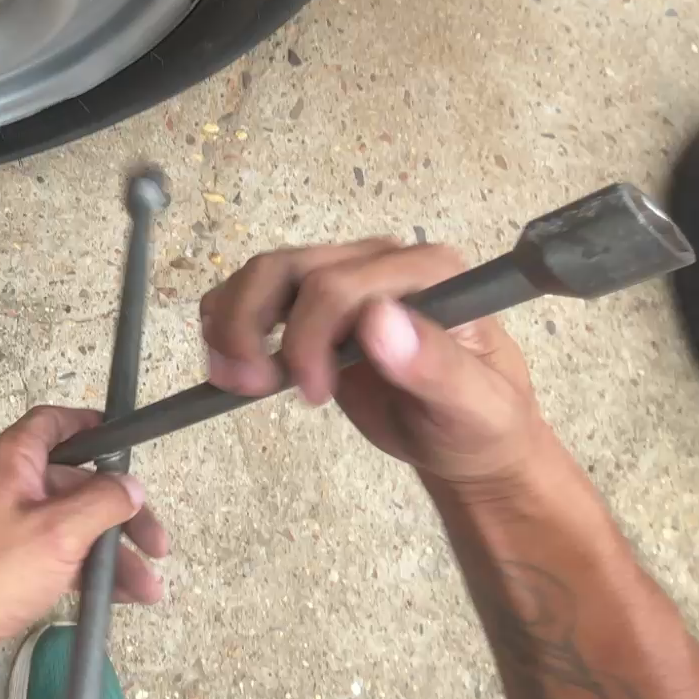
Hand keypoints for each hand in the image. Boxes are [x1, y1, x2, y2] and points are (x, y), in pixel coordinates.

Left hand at [0, 406, 169, 671]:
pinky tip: (120, 595)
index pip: (52, 423)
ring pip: (73, 521)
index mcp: (12, 459)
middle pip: (75, 480)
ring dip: (111, 550)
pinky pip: (60, 550)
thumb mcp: (57, 532)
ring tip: (147, 587)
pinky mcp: (12, 555)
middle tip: (156, 543)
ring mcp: (10, 519)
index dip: (88, 425)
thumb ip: (100, 503)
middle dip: (119, 510)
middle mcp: (10, 481)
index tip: (124, 440)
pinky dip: (89, 568)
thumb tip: (131, 485)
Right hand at [199, 240, 552, 489]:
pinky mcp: (300, 298)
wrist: (455, 438)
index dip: (306, 336)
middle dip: (250, 327)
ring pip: (255, 275)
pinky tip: (233, 365)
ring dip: (229, 327)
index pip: (335, 284)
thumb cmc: (475, 425)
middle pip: (281, 268)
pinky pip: (242, 290)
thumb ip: (435, 365)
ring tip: (236, 381)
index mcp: (426, 272)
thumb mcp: (474, 409)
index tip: (312, 396)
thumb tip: (378, 319)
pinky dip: (223, 325)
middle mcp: (374, 260)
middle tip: (250, 386)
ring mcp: (333, 274)